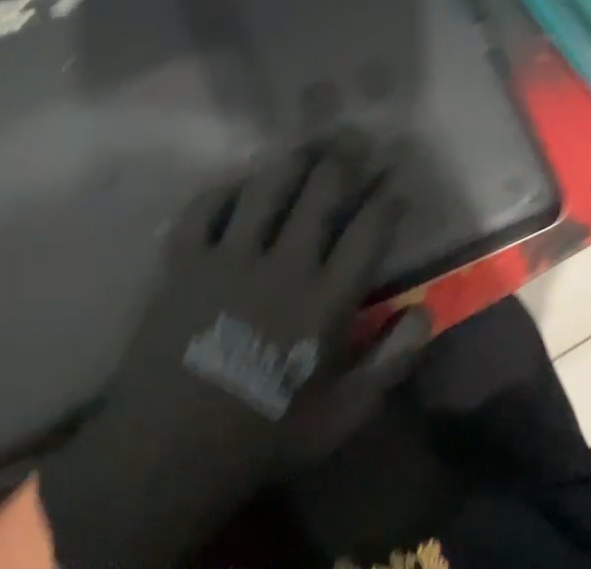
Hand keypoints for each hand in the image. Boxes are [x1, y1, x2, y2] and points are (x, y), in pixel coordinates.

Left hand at [38, 134, 428, 568]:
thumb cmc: (262, 437)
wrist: (164, 453)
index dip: (386, 199)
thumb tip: (425, 312)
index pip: (368, 230)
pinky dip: (224, 189)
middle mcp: (282, 266)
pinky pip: (204, 208)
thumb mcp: (342, 416)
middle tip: (359, 138)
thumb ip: (390, 363)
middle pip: (320, 192)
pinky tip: (238, 183)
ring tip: (310, 143)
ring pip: (266, 188)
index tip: (397, 181)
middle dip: (346, 160)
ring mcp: (228, 258)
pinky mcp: (183, 262)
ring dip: (293, 160)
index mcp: (325, 301)